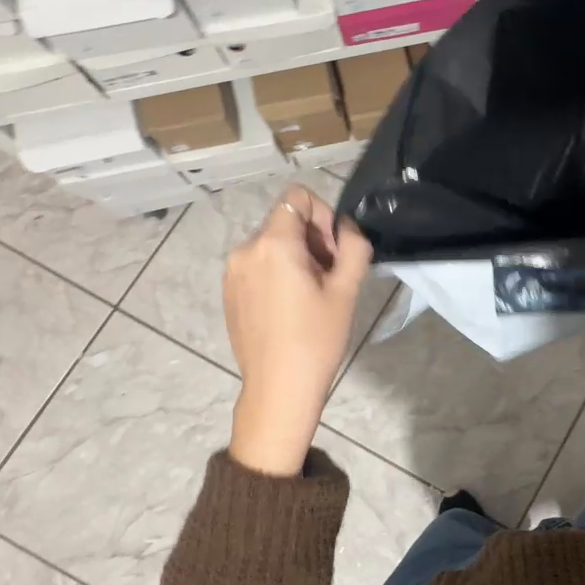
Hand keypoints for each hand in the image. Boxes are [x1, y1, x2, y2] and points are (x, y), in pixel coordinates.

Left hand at [226, 185, 372, 475]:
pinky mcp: (230, 292)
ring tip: (313, 296)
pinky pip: (259, 266)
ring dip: (297, 258)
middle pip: (285, 221)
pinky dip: (279, 274)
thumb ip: (354, 246)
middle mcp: (246, 250)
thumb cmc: (317, 338)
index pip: (297, 198)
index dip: (324, 215)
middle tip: (331, 278)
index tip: (336, 250)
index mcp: (274, 243)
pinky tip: (292, 309)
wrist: (279, 387)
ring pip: (272, 245)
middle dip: (313, 239)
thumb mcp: (346, 290)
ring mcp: (233, 272)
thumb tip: (348, 229)